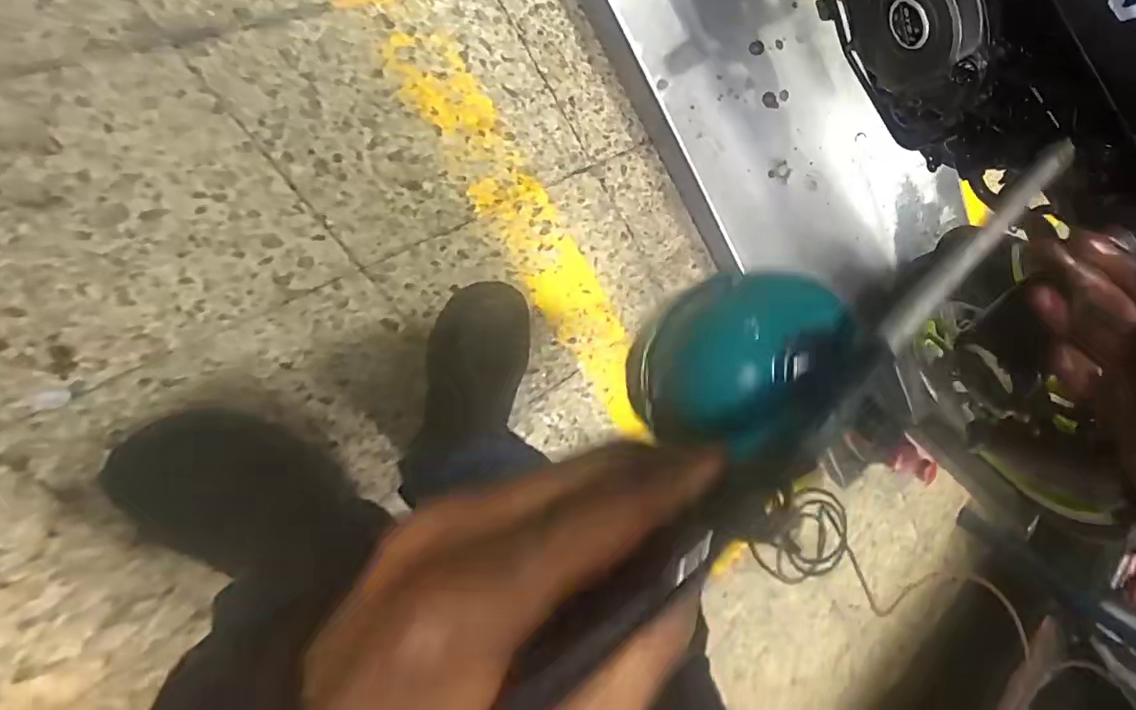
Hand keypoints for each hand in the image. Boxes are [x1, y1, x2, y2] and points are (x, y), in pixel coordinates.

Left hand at [302, 443, 723, 709]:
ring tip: (667, 490)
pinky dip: (576, 493)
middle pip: (582, 472)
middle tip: (706, 473)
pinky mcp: (410, 531)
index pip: (604, 510)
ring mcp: (419, 526)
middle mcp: (444, 538)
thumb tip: (687, 590)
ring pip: (555, 471)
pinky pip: (522, 490)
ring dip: (618, 475)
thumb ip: (623, 678)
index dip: (674, 479)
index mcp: (470, 604)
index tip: (725, 458)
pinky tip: (604, 512)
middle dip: (653, 465)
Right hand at [1029, 232, 1135, 505]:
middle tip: (1038, 252)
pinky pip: (1085, 379)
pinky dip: (1069, 367)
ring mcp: (1133, 377)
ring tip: (1035, 296)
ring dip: (1065, 316)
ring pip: (1091, 337)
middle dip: (1076, 278)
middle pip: (1108, 303)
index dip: (1108, 259)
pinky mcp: (1114, 409)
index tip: (1074, 239)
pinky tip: (1055, 355)